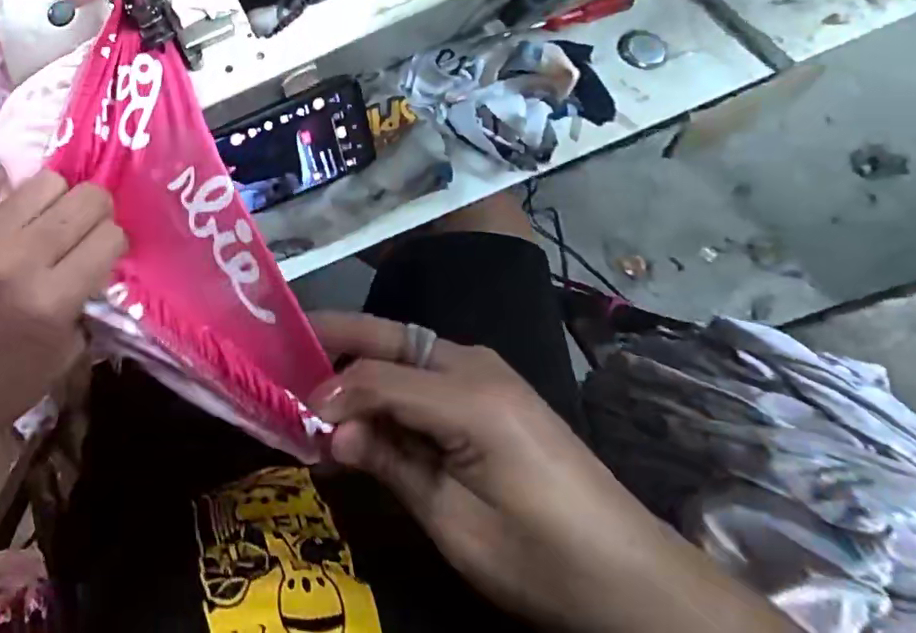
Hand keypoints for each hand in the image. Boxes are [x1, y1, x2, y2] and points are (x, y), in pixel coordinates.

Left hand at [0, 164, 124, 447]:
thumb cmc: (2, 387)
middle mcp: (19, 261)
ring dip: (52, 201)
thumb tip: (98, 252)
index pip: (111, 237)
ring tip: (37, 223)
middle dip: (94, 214)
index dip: (112, 243)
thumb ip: (87, 297)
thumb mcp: (66, 353)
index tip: (100, 254)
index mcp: (53, 301)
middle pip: (87, 200)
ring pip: (45, 180)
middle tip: (77, 233)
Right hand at [309, 312, 793, 632]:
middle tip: (282, 356)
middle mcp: (474, 365)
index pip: (377, 372)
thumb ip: (390, 461)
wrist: (633, 578)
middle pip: (387, 337)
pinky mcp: (490, 391)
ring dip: (356, 365)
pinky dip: (387, 384)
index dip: (328, 387)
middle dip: (332, 341)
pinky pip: (424, 372)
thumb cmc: (541, 556)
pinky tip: (364, 409)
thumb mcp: (455, 520)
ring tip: (312, 386)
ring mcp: (486, 373)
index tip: (290, 408)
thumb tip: (329, 429)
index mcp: (468, 394)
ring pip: (402, 350)